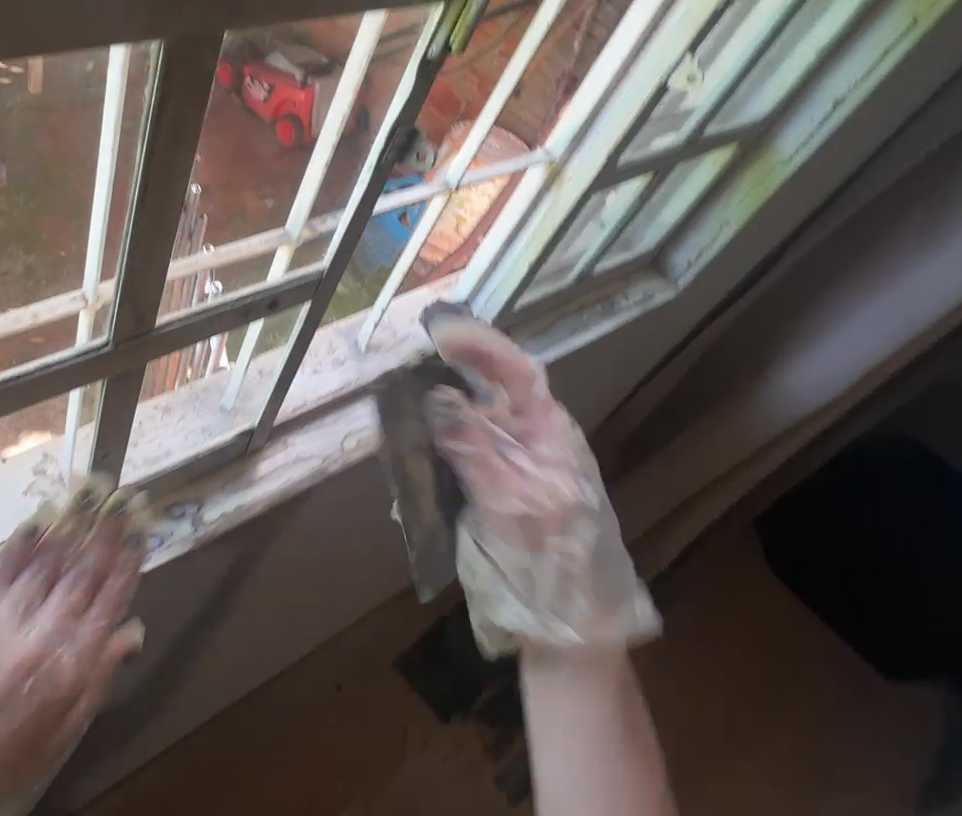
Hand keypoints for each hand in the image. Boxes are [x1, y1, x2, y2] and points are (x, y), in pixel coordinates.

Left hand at [0, 482, 146, 815]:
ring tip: (87, 498)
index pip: (110, 601)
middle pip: (81, 573)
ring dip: (69, 527)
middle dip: (104, 534)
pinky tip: (37, 520)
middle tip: (120, 501)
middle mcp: (42, 636)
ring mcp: (3, 620)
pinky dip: (20, 541)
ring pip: (44, 563)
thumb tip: (134, 629)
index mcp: (73, 666)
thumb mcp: (70, 724)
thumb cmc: (14, 754)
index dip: (128, 564)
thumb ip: (102, 672)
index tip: (140, 533)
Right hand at [424, 313, 657, 654]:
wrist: (566, 628)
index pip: (518, 372)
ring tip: (395, 408)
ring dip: (432, 412)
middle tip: (405, 363)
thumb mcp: (512, 503)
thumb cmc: (554, 564)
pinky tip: (404, 456)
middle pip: (487, 390)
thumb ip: (475, 449)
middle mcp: (528, 439)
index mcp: (549, 434)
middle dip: (447, 372)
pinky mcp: (488, 488)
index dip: (481, 346)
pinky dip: (429, 450)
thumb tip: (436, 399)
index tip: (439, 333)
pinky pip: (454, 455)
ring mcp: (508, 464)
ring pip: (466, 422)